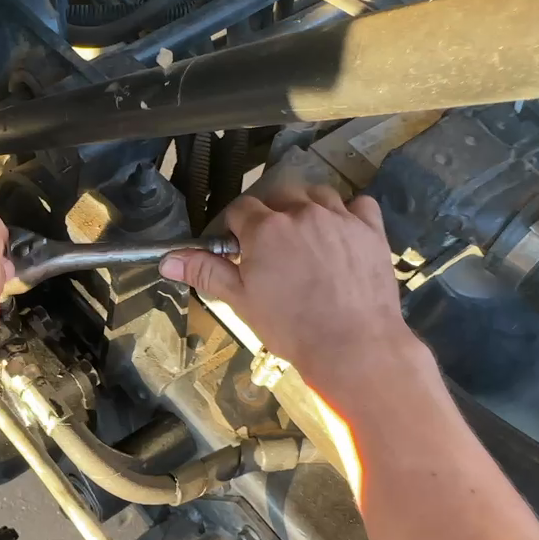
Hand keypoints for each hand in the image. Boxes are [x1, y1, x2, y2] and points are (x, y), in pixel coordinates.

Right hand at [159, 186, 423, 392]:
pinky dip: (346, 212)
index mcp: (266, 229)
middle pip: (278, 194)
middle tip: (269, 247)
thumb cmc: (289, 327)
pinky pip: (357, 204)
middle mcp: (302, 212)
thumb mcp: (240, 301)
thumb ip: (206, 271)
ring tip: (302, 237)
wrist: (351, 345)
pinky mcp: (371, 229)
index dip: (233, 227)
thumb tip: (167, 259)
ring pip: (317, 194)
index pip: (240, 210)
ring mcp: (341, 217)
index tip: (235, 248)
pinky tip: (340, 232)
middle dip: (269, 214)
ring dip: (304, 208)